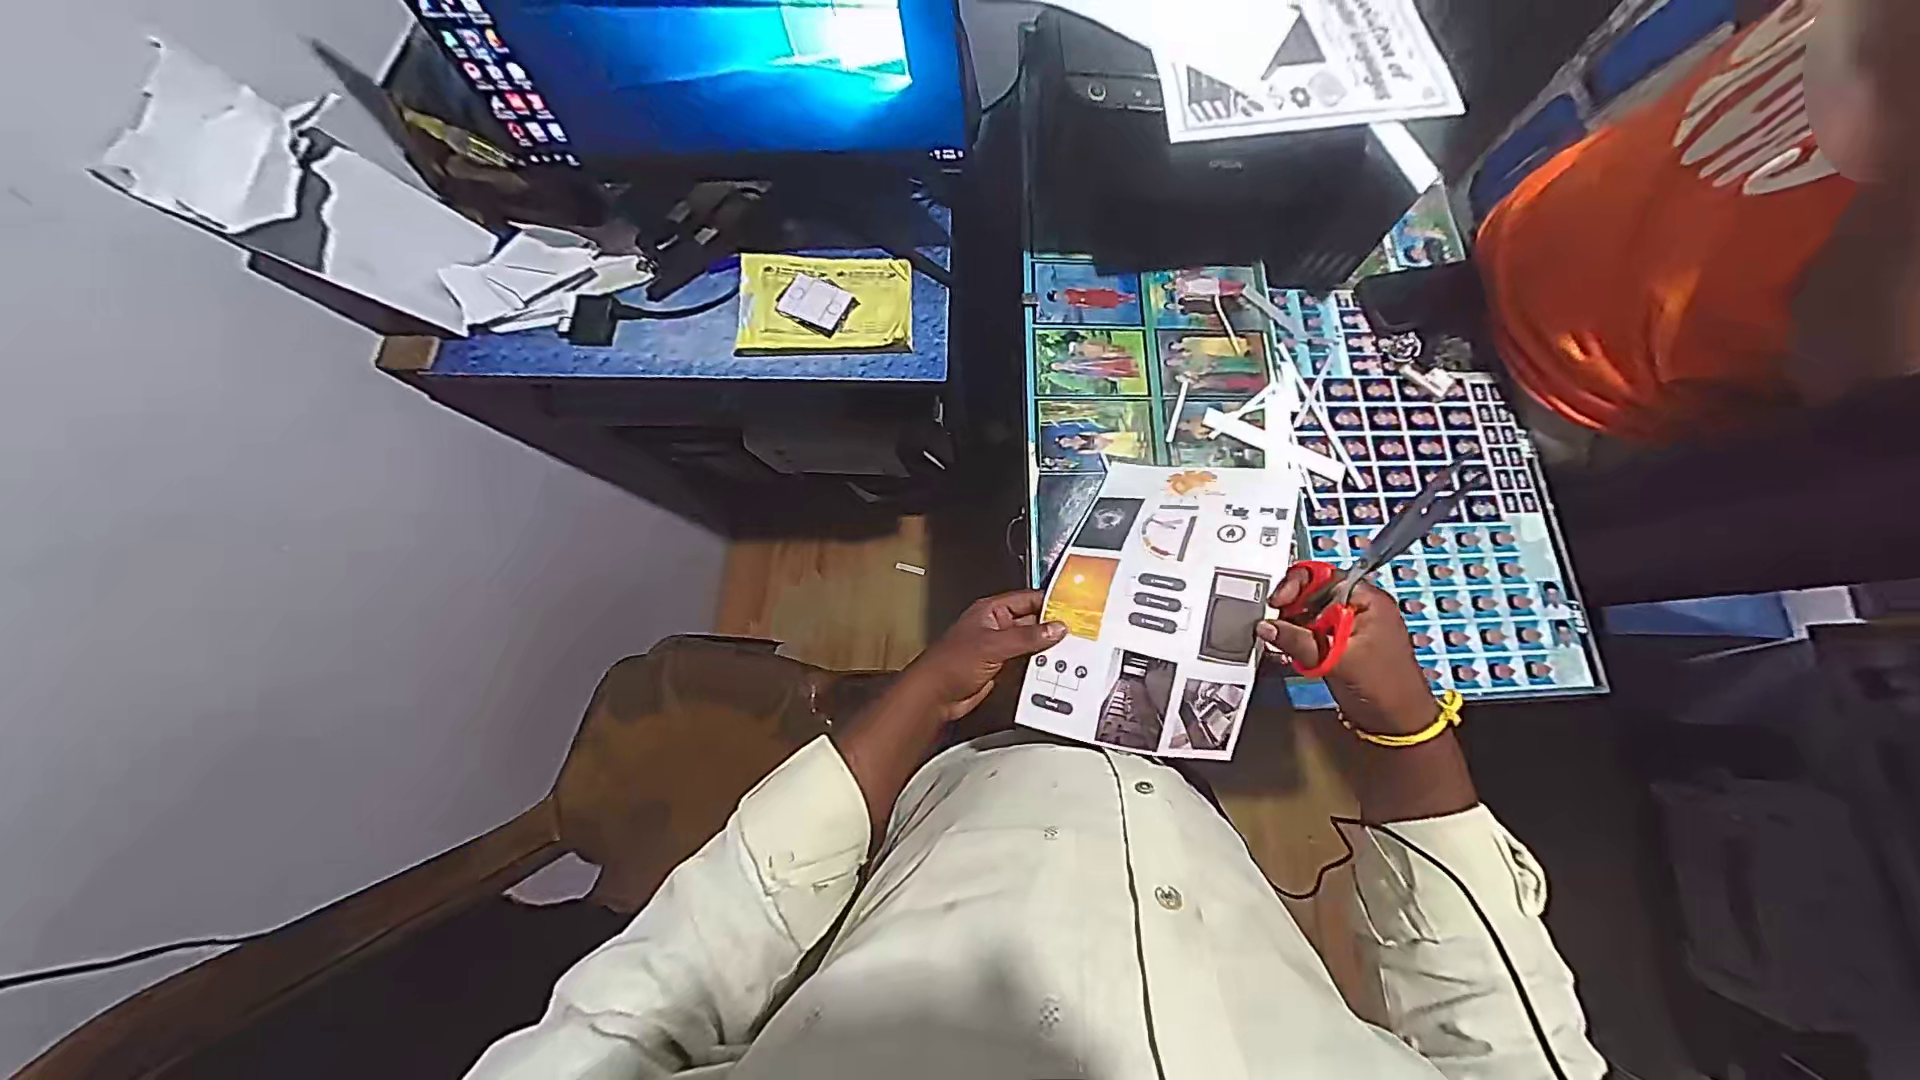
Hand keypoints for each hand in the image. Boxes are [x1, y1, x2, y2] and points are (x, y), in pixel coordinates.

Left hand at [898, 589, 1066, 721]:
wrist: (936, 695)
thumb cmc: (949, 662)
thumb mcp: (993, 645)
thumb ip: (1027, 637)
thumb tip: (1053, 628)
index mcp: (990, 611)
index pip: (1026, 600)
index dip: (1048, 602)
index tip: (1071, 607)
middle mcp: (995, 626)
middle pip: (1031, 621)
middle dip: (1051, 627)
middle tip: (1075, 631)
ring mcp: (998, 647)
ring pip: (1030, 643)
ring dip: (1045, 648)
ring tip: (1067, 649)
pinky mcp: (1000, 666)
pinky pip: (1025, 661)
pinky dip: (1038, 663)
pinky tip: (1050, 666)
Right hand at [1256, 569, 1435, 734]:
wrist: (1398, 724)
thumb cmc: (1383, 687)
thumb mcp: (1337, 660)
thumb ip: (1298, 641)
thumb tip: (1265, 626)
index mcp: (1367, 600)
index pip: (1323, 576)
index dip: (1296, 584)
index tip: (1278, 602)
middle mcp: (1356, 607)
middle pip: (1311, 592)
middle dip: (1291, 607)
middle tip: (1277, 623)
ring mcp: (1346, 625)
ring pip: (1307, 611)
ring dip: (1292, 625)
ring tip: (1286, 641)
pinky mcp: (1337, 642)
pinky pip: (1309, 630)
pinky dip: (1297, 638)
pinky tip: (1293, 650)